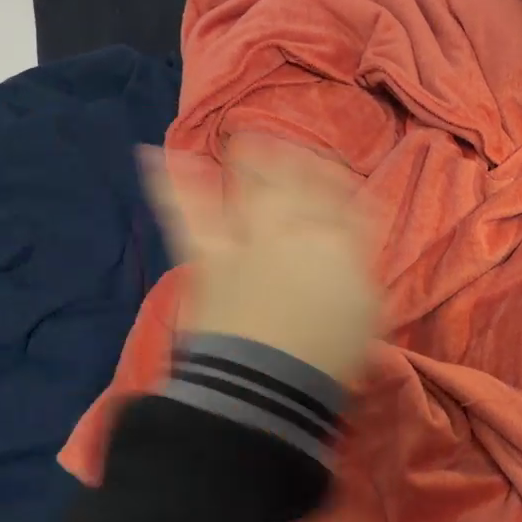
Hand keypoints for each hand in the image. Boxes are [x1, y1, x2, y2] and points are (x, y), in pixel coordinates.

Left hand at [142, 132, 380, 381]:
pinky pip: (185, 212)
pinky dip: (170, 184)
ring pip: (252, 186)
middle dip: (305, 164)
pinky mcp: (208, 253)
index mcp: (342, 244)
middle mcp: (298, 228)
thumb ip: (362, 273)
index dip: (345, 187)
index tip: (348, 184)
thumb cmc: (330, 356)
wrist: (268, 381)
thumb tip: (353, 250)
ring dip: (253, 160)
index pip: (347, 202)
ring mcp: (250, 237)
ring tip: (249, 140)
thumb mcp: (368, 314)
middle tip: (304, 154)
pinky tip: (152, 155)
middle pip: (302, 183)